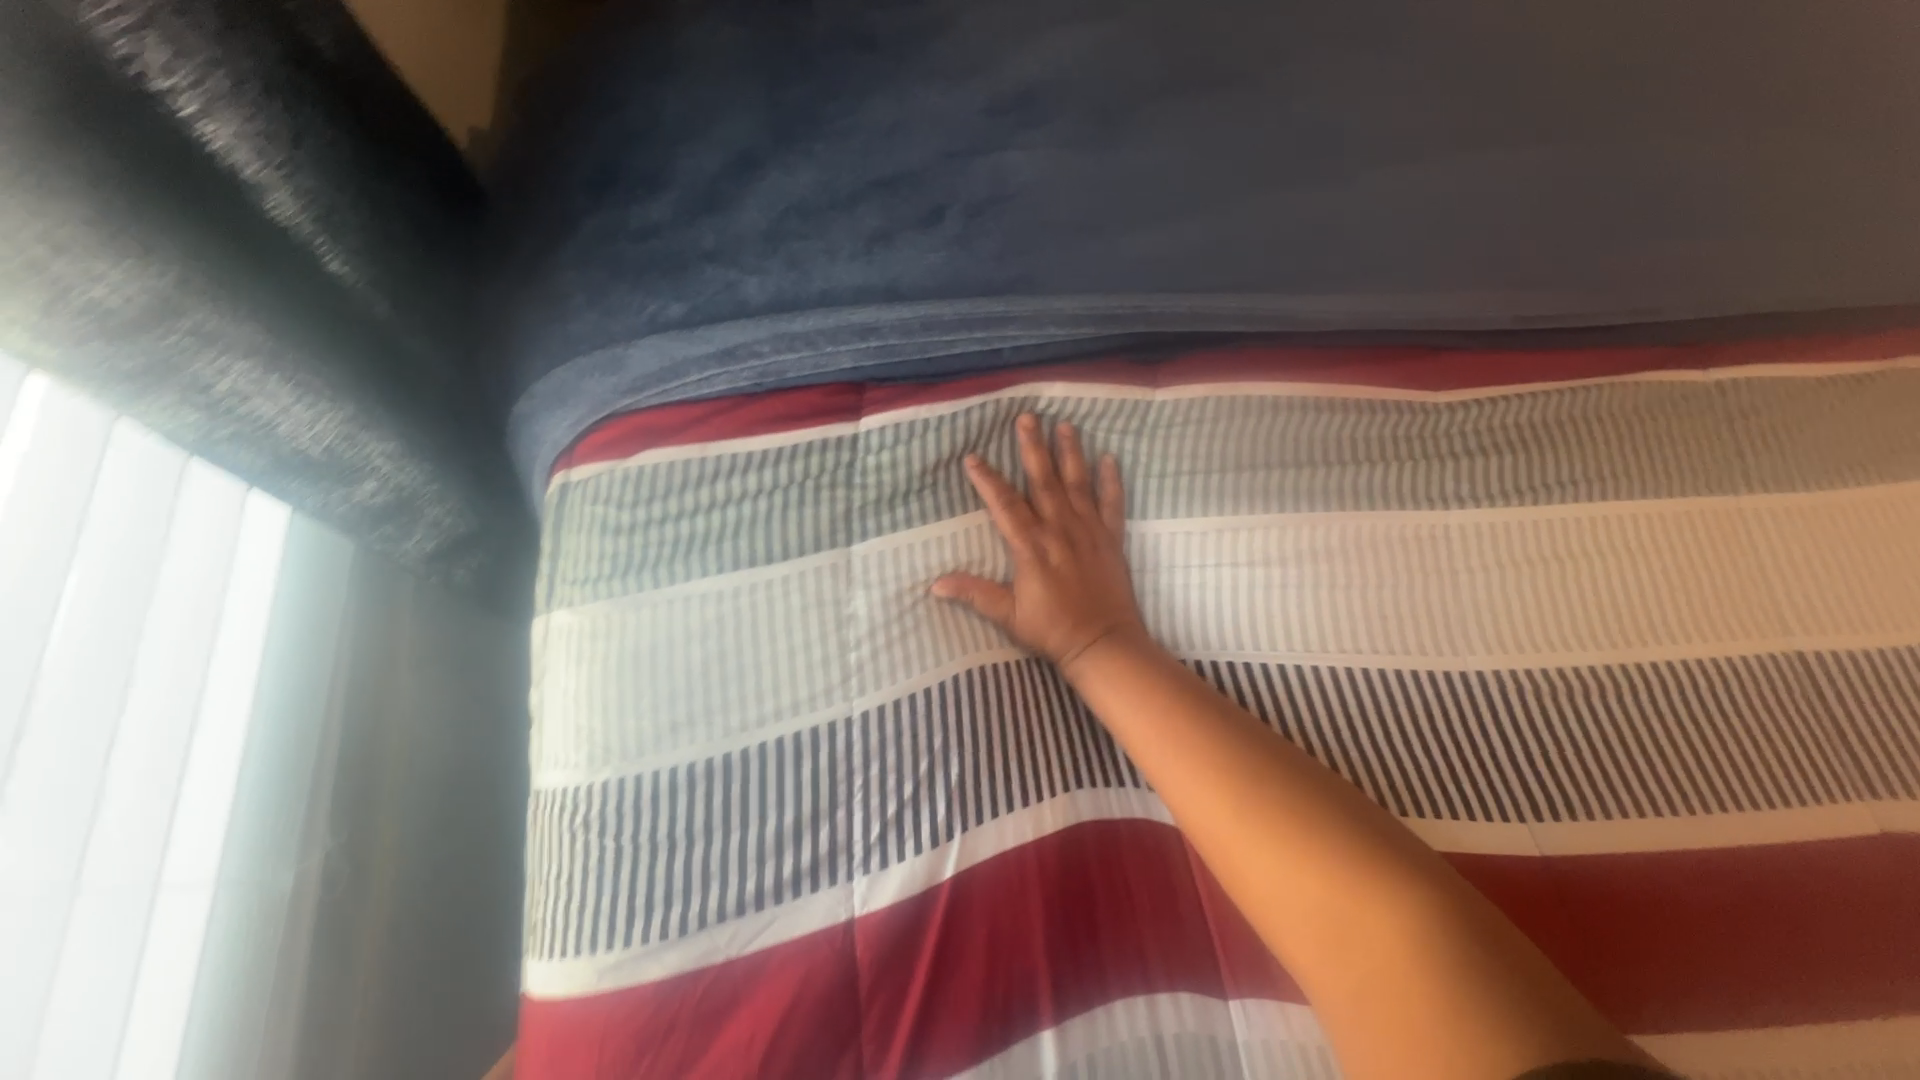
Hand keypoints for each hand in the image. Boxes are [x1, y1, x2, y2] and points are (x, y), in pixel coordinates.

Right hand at [932, 414, 1148, 673]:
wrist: (1103, 643)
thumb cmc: (1052, 630)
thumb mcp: (1008, 614)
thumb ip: (974, 594)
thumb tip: (935, 584)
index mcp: (1031, 547)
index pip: (1004, 504)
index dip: (987, 480)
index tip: (973, 457)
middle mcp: (1059, 530)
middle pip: (1043, 481)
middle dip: (1032, 448)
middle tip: (1026, 418)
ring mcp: (1088, 531)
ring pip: (1077, 483)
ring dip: (1070, 452)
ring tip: (1065, 425)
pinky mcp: (1111, 539)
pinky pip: (1112, 503)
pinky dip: (1111, 480)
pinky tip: (1109, 457)